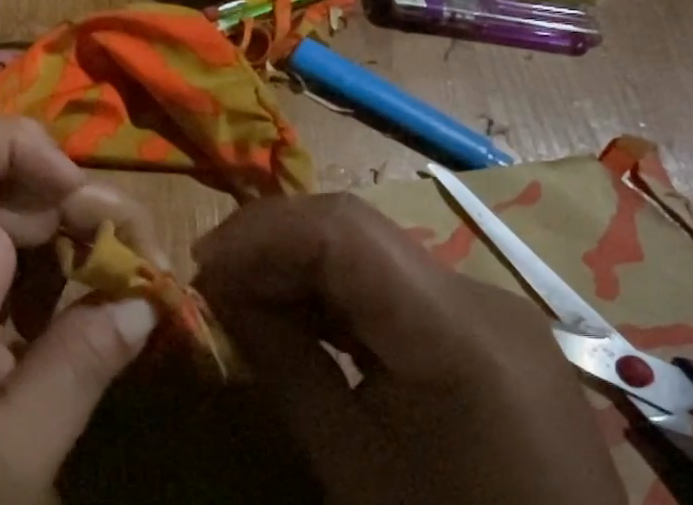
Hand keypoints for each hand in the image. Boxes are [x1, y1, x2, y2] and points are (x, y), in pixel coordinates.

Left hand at [0, 118, 163, 504]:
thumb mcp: (13, 450)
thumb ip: (79, 368)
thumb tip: (144, 299)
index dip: (24, 148)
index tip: (86, 203)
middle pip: (6, 182)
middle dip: (81, 206)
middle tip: (142, 268)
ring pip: (12, 215)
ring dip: (73, 240)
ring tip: (122, 293)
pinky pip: (4, 257)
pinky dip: (50, 274)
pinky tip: (75, 321)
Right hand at [194, 194, 627, 504]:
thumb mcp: (352, 462)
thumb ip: (284, 362)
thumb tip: (221, 293)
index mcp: (457, 330)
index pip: (341, 230)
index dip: (258, 231)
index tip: (202, 267)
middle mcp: (480, 297)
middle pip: (354, 231)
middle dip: (270, 247)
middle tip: (213, 288)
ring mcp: (489, 312)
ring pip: (370, 253)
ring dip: (298, 269)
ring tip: (245, 306)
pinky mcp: (487, 335)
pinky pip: (395, 289)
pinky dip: (336, 296)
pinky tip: (301, 324)